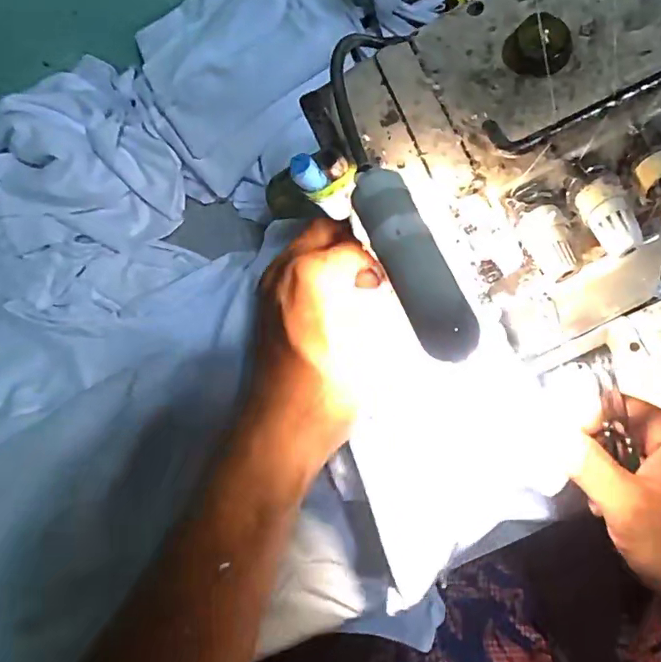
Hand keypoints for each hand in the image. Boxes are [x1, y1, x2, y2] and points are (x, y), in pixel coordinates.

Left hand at [247, 219, 385, 458]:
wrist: (282, 429)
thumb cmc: (326, 392)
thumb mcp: (364, 346)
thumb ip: (371, 304)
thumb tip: (378, 283)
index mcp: (308, 273)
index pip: (353, 245)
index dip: (378, 258)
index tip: (394, 276)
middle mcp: (283, 270)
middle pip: (323, 232)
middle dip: (353, 240)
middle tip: (380, 267)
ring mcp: (269, 286)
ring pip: (305, 246)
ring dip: (334, 252)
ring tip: (364, 279)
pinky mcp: (266, 305)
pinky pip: (294, 267)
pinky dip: (318, 268)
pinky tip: (340, 294)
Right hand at [572, 396, 660, 625]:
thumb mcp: (624, 503)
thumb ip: (588, 464)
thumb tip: (556, 431)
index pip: (615, 405)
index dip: (586, 425)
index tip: (569, 458)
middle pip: (619, 428)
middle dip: (596, 455)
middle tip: (587, 488)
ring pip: (623, 452)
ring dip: (605, 474)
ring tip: (601, 505)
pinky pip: (636, 470)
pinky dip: (620, 486)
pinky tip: (614, 512)